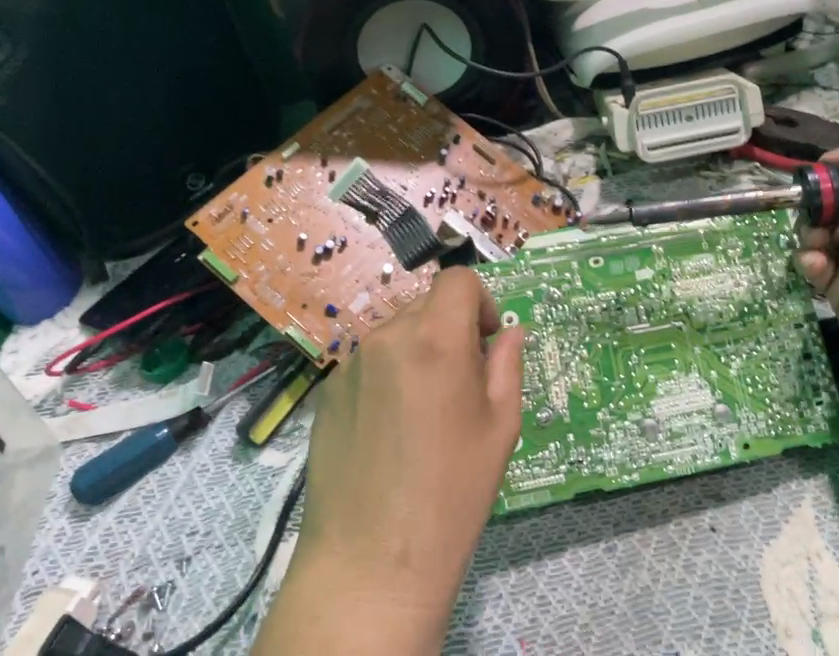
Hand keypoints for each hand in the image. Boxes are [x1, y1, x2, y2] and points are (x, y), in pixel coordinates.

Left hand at [254, 267, 523, 654]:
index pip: (457, 279)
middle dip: (449, 329)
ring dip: (417, 352)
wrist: (373, 557)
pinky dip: (387, 377)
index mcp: (436, 339)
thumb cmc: (452, 491)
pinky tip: (390, 431)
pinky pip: (369, 364)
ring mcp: (351, 363)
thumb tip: (510, 332)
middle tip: (460, 384)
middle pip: (426, 306)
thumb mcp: (500, 427)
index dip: (479, 302)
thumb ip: (506, 366)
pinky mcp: (328, 391)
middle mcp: (388, 337)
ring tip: (423, 413)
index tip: (485, 342)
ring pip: (396, 334)